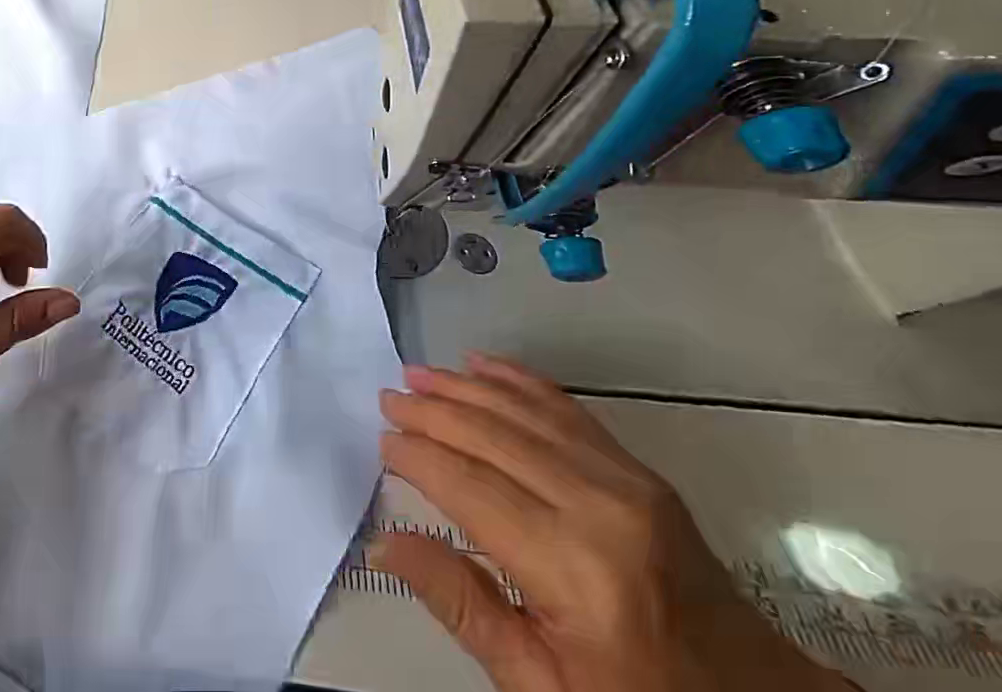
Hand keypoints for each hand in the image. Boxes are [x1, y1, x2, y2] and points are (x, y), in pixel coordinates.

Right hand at [373, 353, 853, 691]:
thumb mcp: (538, 681)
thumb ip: (460, 604)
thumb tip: (384, 539)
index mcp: (570, 568)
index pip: (467, 487)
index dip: (417, 457)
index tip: (381, 441)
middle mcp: (600, 510)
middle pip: (493, 438)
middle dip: (432, 412)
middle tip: (388, 398)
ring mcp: (630, 484)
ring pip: (526, 414)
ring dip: (465, 387)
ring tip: (418, 374)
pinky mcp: (644, 474)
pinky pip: (569, 411)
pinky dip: (520, 382)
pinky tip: (484, 365)